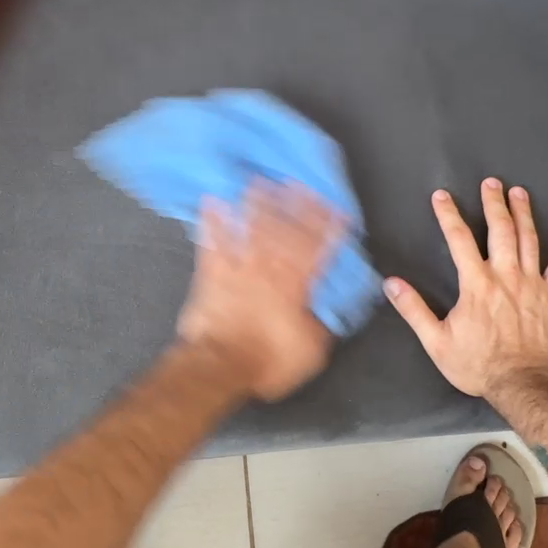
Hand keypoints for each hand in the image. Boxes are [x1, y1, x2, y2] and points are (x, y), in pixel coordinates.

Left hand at [177, 180, 342, 401]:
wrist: (220, 365)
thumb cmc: (267, 360)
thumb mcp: (310, 351)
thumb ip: (320, 327)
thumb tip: (327, 315)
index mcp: (296, 286)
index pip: (317, 250)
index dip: (329, 228)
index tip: (337, 209)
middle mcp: (269, 270)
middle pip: (284, 231)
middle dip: (295, 205)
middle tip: (299, 183)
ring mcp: (239, 269)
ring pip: (250, 229)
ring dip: (256, 204)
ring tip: (260, 181)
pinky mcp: (212, 275)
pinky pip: (212, 243)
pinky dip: (212, 222)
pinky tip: (211, 202)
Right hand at [384, 178, 547, 398]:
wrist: (522, 385)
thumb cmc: (477, 365)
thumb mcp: (436, 341)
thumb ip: (414, 309)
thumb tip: (391, 283)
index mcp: (476, 284)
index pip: (459, 240)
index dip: (448, 215)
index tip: (442, 196)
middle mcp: (505, 276)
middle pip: (500, 230)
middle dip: (493, 203)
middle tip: (491, 182)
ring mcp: (533, 285)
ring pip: (530, 240)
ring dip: (524, 214)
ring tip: (519, 193)